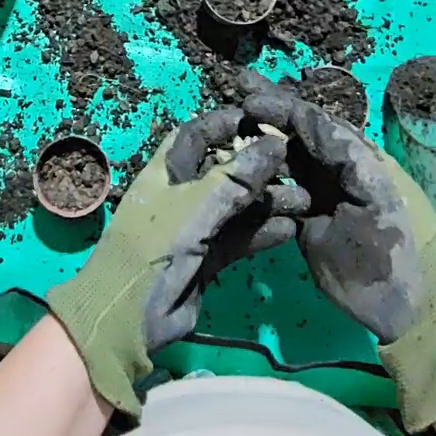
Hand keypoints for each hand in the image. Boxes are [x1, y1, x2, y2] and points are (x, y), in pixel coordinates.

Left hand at [47, 107, 299, 413]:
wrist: (130, 314)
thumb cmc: (154, 246)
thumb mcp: (195, 206)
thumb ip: (235, 176)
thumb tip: (275, 142)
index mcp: (166, 171)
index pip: (198, 134)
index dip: (227, 124)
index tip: (264, 122)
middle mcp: (181, 193)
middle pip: (224, 170)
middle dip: (259, 166)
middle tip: (297, 166)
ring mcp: (194, 226)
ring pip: (237, 206)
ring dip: (268, 201)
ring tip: (305, 201)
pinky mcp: (207, 258)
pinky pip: (240, 238)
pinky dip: (263, 232)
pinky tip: (291, 230)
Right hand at [242, 77, 435, 431]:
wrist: (401, 307)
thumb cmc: (391, 252)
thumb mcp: (373, 198)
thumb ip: (346, 157)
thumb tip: (310, 119)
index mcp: (353, 158)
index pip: (312, 122)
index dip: (281, 107)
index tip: (248, 102)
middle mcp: (334, 167)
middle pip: (297, 129)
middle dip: (268, 106)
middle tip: (237, 85)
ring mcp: (319, 190)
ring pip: (286, 152)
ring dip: (261, 134)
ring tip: (231, 119)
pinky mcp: (306, 216)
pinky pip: (279, 185)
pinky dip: (260, 170)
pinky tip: (238, 163)